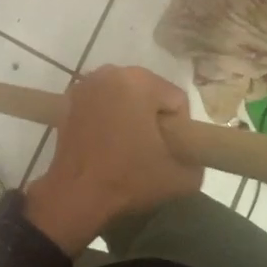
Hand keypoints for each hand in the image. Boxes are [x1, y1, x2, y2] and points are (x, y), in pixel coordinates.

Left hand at [25, 66, 202, 252]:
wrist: (77, 193)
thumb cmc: (129, 178)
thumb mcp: (182, 177)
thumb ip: (197, 158)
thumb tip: (192, 153)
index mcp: (139, 82)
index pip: (176, 98)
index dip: (180, 126)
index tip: (173, 149)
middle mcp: (111, 72)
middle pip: (149, 91)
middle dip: (154, 115)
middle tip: (152, 147)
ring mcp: (86, 83)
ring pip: (123, 94)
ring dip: (130, 112)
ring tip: (128, 144)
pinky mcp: (69, 98)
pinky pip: (101, 101)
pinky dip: (107, 114)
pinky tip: (107, 139)